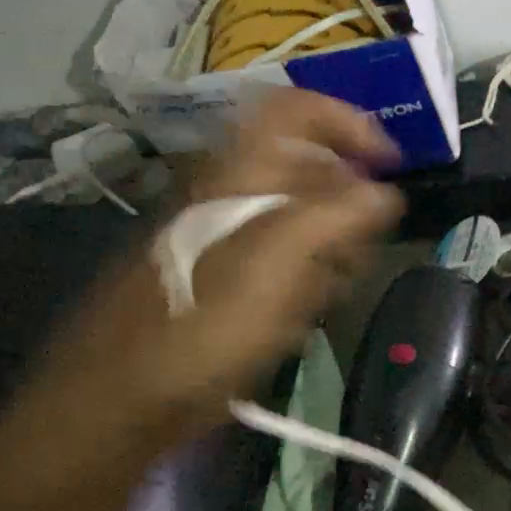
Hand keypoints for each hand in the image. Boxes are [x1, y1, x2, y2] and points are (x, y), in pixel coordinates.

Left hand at [42, 89, 404, 425]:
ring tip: (336, 285)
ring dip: (334, 244)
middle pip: (309, 167)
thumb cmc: (203, 326)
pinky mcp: (227, 276)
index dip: (346, 121)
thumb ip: (337, 217)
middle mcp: (233, 194)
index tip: (388, 161)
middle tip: (365, 242)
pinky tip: (307, 310)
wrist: (122, 399)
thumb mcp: (278, 265)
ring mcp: (227, 236)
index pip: (294, 110)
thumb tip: (384, 192)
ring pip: (303, 215)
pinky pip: (286, 257)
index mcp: (240, 176)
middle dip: (349, 200)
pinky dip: (310, 275)